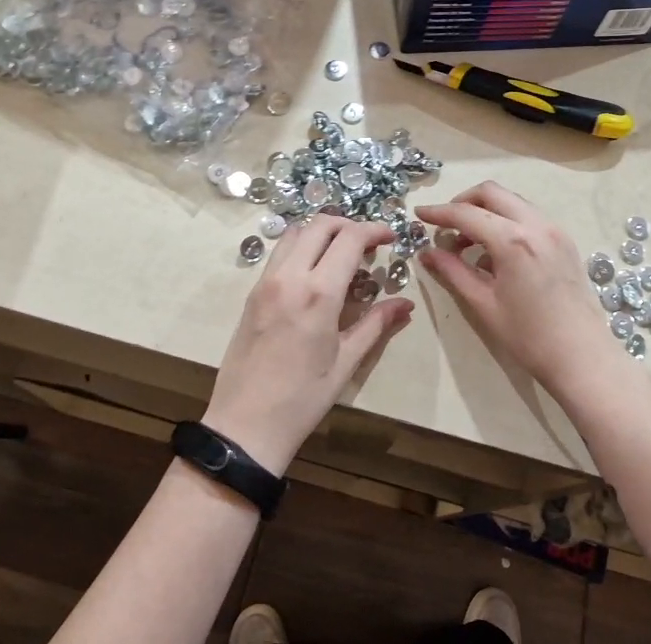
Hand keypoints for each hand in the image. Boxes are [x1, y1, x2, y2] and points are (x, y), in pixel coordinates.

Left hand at [204, 216, 413, 474]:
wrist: (245, 425)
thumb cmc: (302, 399)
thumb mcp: (345, 362)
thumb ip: (375, 325)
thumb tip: (405, 304)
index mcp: (318, 294)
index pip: (349, 239)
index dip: (374, 230)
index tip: (391, 237)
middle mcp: (289, 277)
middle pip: (320, 225)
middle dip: (349, 225)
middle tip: (369, 243)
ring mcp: (266, 283)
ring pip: (295, 233)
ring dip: (322, 232)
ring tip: (342, 253)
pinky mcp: (252, 293)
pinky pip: (279, 253)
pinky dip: (301, 247)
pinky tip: (316, 271)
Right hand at [415, 182, 620, 394]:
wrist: (583, 357)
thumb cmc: (529, 337)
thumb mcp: (483, 304)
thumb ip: (453, 272)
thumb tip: (427, 252)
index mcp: (513, 240)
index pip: (466, 213)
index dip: (439, 212)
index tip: (419, 214)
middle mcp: (536, 224)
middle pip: (492, 192)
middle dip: (463, 201)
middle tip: (445, 224)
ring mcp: (555, 230)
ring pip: (513, 201)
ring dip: (486, 211)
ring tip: (468, 241)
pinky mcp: (565, 241)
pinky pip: (529, 216)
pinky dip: (507, 221)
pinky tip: (496, 251)